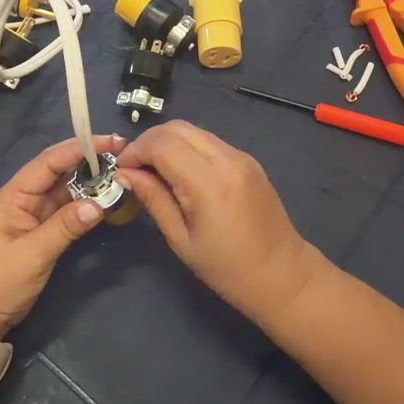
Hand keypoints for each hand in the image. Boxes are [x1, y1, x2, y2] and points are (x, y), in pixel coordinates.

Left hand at [0, 134, 124, 338]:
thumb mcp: (32, 255)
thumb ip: (64, 228)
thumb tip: (98, 204)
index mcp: (13, 196)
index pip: (48, 162)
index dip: (79, 148)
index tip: (110, 142)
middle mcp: (23, 198)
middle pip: (57, 170)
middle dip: (87, 158)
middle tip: (121, 151)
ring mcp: (32, 214)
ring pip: (64, 188)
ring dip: (89, 180)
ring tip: (120, 171)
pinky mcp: (40, 231)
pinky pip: (65, 208)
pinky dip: (84, 202)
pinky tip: (104, 198)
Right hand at [115, 121, 320, 319]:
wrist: (282, 274)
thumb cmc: (228, 268)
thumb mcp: (181, 239)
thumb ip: (154, 199)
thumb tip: (125, 175)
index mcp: (210, 183)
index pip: (162, 145)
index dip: (135, 151)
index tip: (121, 170)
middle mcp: (227, 160)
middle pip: (177, 128)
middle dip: (148, 142)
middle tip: (133, 168)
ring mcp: (241, 157)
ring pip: (193, 131)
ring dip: (167, 143)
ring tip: (153, 171)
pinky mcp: (248, 161)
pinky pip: (209, 142)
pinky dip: (186, 148)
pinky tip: (179, 172)